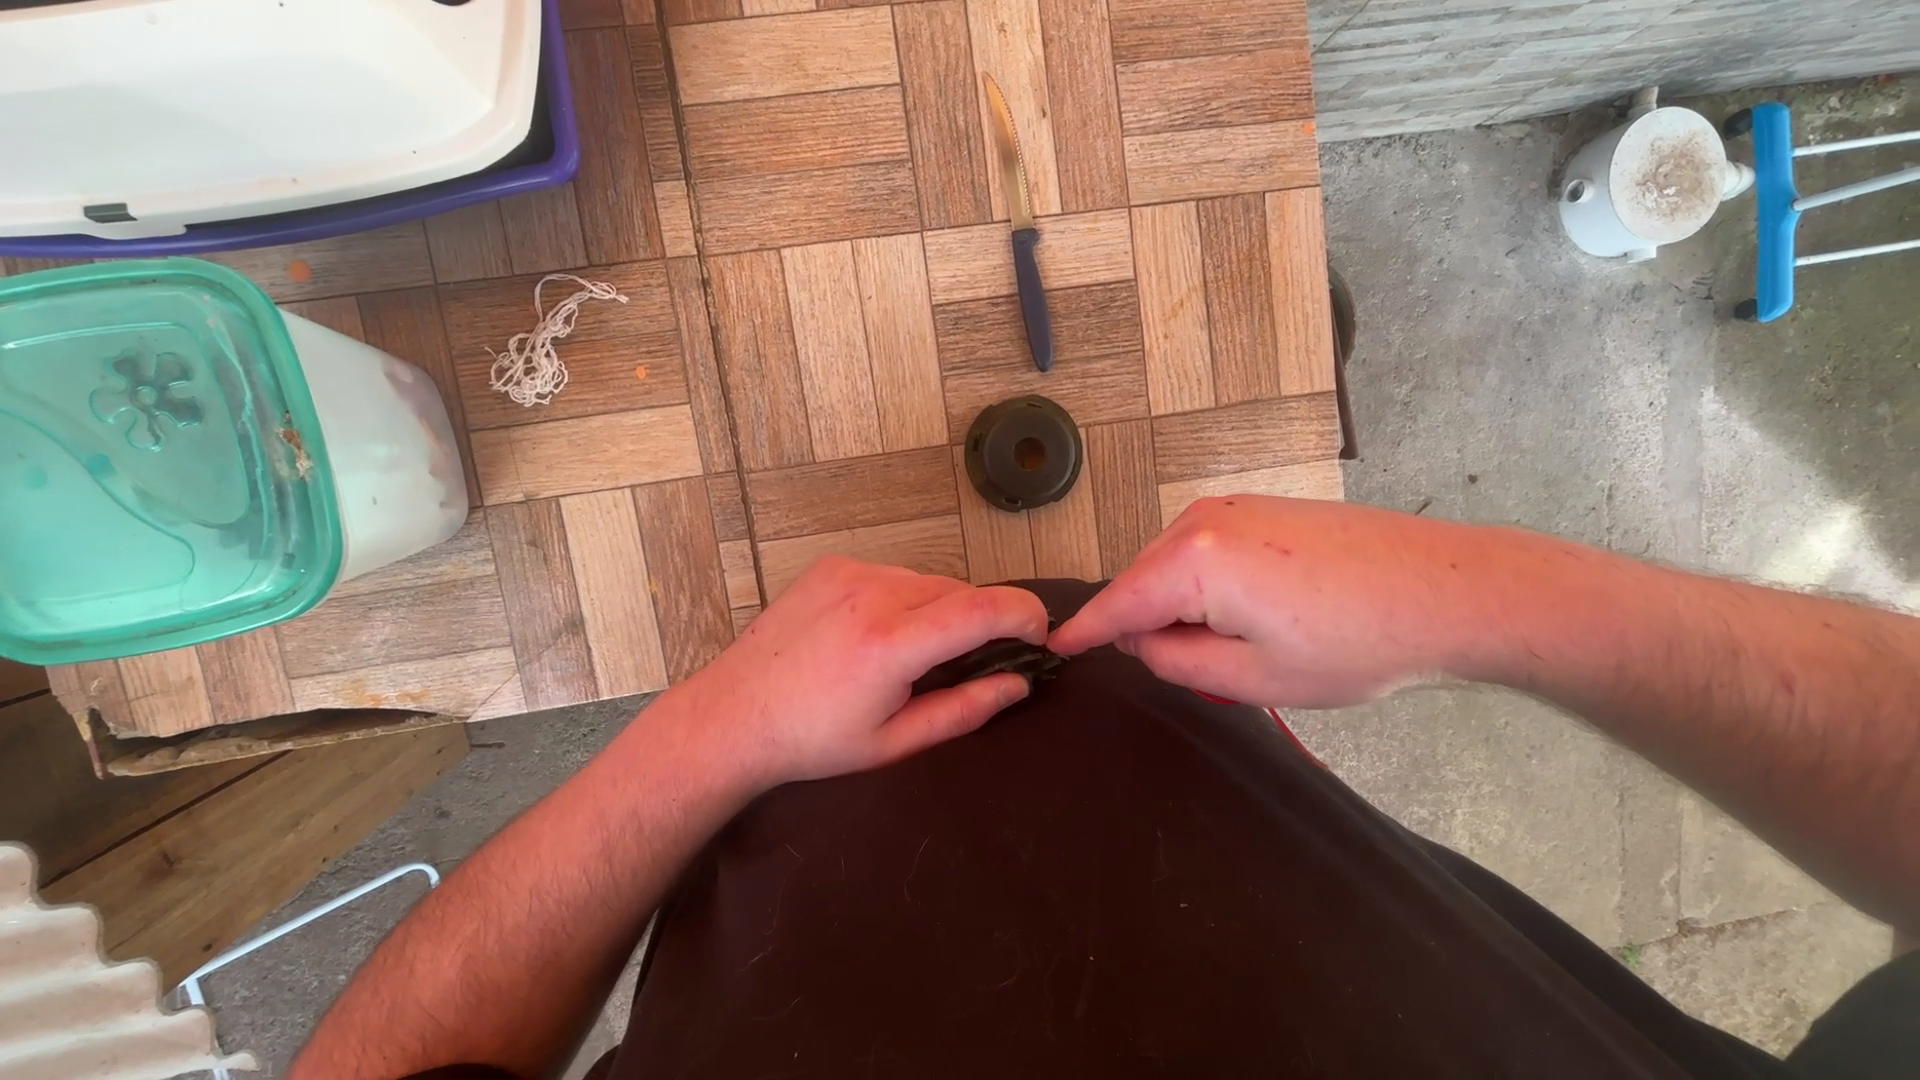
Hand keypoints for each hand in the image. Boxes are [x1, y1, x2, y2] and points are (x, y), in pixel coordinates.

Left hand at [665, 557, 1048, 788]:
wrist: (733, 715)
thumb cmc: (814, 741)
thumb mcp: (895, 742)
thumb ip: (964, 710)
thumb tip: (1018, 684)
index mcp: (889, 645)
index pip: (983, 609)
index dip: (1026, 616)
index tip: (1041, 635)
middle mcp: (872, 594)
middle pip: (961, 592)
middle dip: (982, 622)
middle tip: (971, 663)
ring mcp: (849, 572)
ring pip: (930, 581)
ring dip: (942, 610)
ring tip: (915, 654)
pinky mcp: (833, 565)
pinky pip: (896, 574)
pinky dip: (906, 598)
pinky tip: (879, 634)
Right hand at [1048, 496, 1489, 708]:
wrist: (1452, 589)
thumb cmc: (1355, 644)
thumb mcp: (1252, 679)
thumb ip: (1174, 661)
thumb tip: (1141, 639)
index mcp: (1192, 560)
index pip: (1116, 603)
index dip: (1084, 631)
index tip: (1053, 646)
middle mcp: (1200, 520)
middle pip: (1141, 581)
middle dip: (1146, 624)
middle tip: (1192, 669)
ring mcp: (1231, 506)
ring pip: (1170, 565)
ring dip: (1179, 605)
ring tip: (1238, 645)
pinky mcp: (1259, 507)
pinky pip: (1201, 550)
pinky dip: (1202, 584)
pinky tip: (1250, 611)